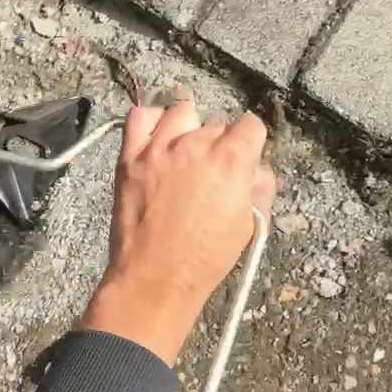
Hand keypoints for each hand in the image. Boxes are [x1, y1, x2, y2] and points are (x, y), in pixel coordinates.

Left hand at [77, 101, 275, 362]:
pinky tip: (157, 139)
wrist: (155, 279)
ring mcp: (160, 148)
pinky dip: (151, 122)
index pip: (251, 125)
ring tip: (185, 151)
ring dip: (189, 127)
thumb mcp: (250, 224)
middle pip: (217, 124)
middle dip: (219, 144)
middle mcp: (197, 145)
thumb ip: (260, 187)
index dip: (251, 143)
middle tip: (213, 173)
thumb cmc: (205, 258)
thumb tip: (258, 169)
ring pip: (182, 111)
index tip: (245, 157)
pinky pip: (140, 117)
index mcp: (232, 159)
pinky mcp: (131, 157)